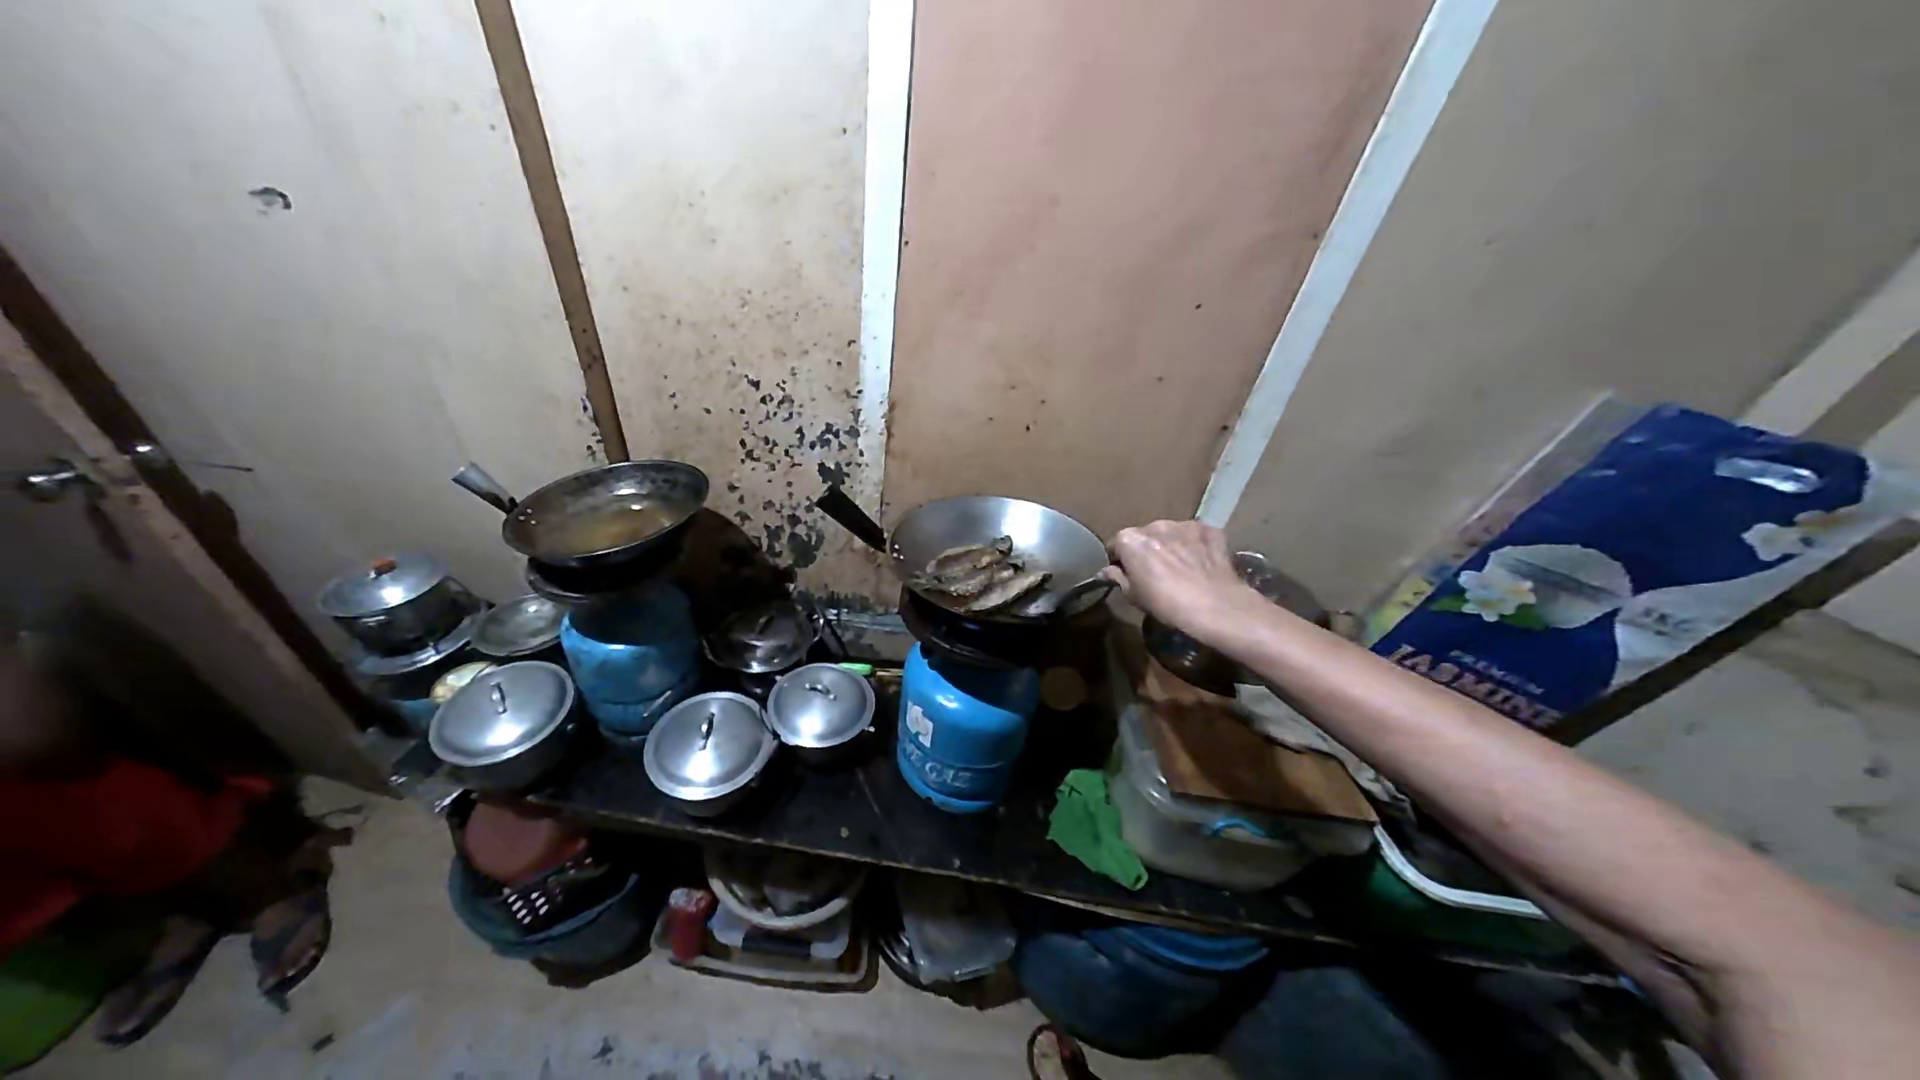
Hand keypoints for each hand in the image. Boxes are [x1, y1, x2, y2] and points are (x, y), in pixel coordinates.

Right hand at [1103, 520, 1267, 646]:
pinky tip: (1201, 564)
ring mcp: (1184, 525)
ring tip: (1181, 568)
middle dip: (1147, 550)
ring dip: (1171, 545)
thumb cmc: (1166, 604)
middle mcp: (1155, 525)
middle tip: (1156, 573)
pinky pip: (1196, 536)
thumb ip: (1118, 578)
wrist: (1215, 606)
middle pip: (1144, 536)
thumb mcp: (1133, 596)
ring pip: (1171, 533)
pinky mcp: (1209, 529)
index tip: (1127, 574)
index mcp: (1130, 540)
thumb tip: (1107, 570)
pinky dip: (1195, 546)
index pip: (1117, 545)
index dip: (1120, 560)